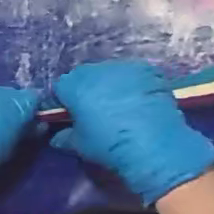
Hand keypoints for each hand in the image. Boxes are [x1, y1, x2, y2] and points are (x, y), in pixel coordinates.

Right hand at [51, 61, 213, 204]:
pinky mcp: (149, 71)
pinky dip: (133, 85)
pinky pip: (134, 75)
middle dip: (87, 90)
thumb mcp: (78, 145)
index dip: (65, 101)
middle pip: (85, 76)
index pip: (60, 87)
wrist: (155, 145)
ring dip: (110, 86)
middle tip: (96, 112)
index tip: (72, 115)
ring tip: (120, 107)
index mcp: (73, 85)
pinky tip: (139, 102)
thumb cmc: (108, 145)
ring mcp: (123, 67)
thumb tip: (58, 136)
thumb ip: (64, 137)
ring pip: (110, 73)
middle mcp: (95, 70)